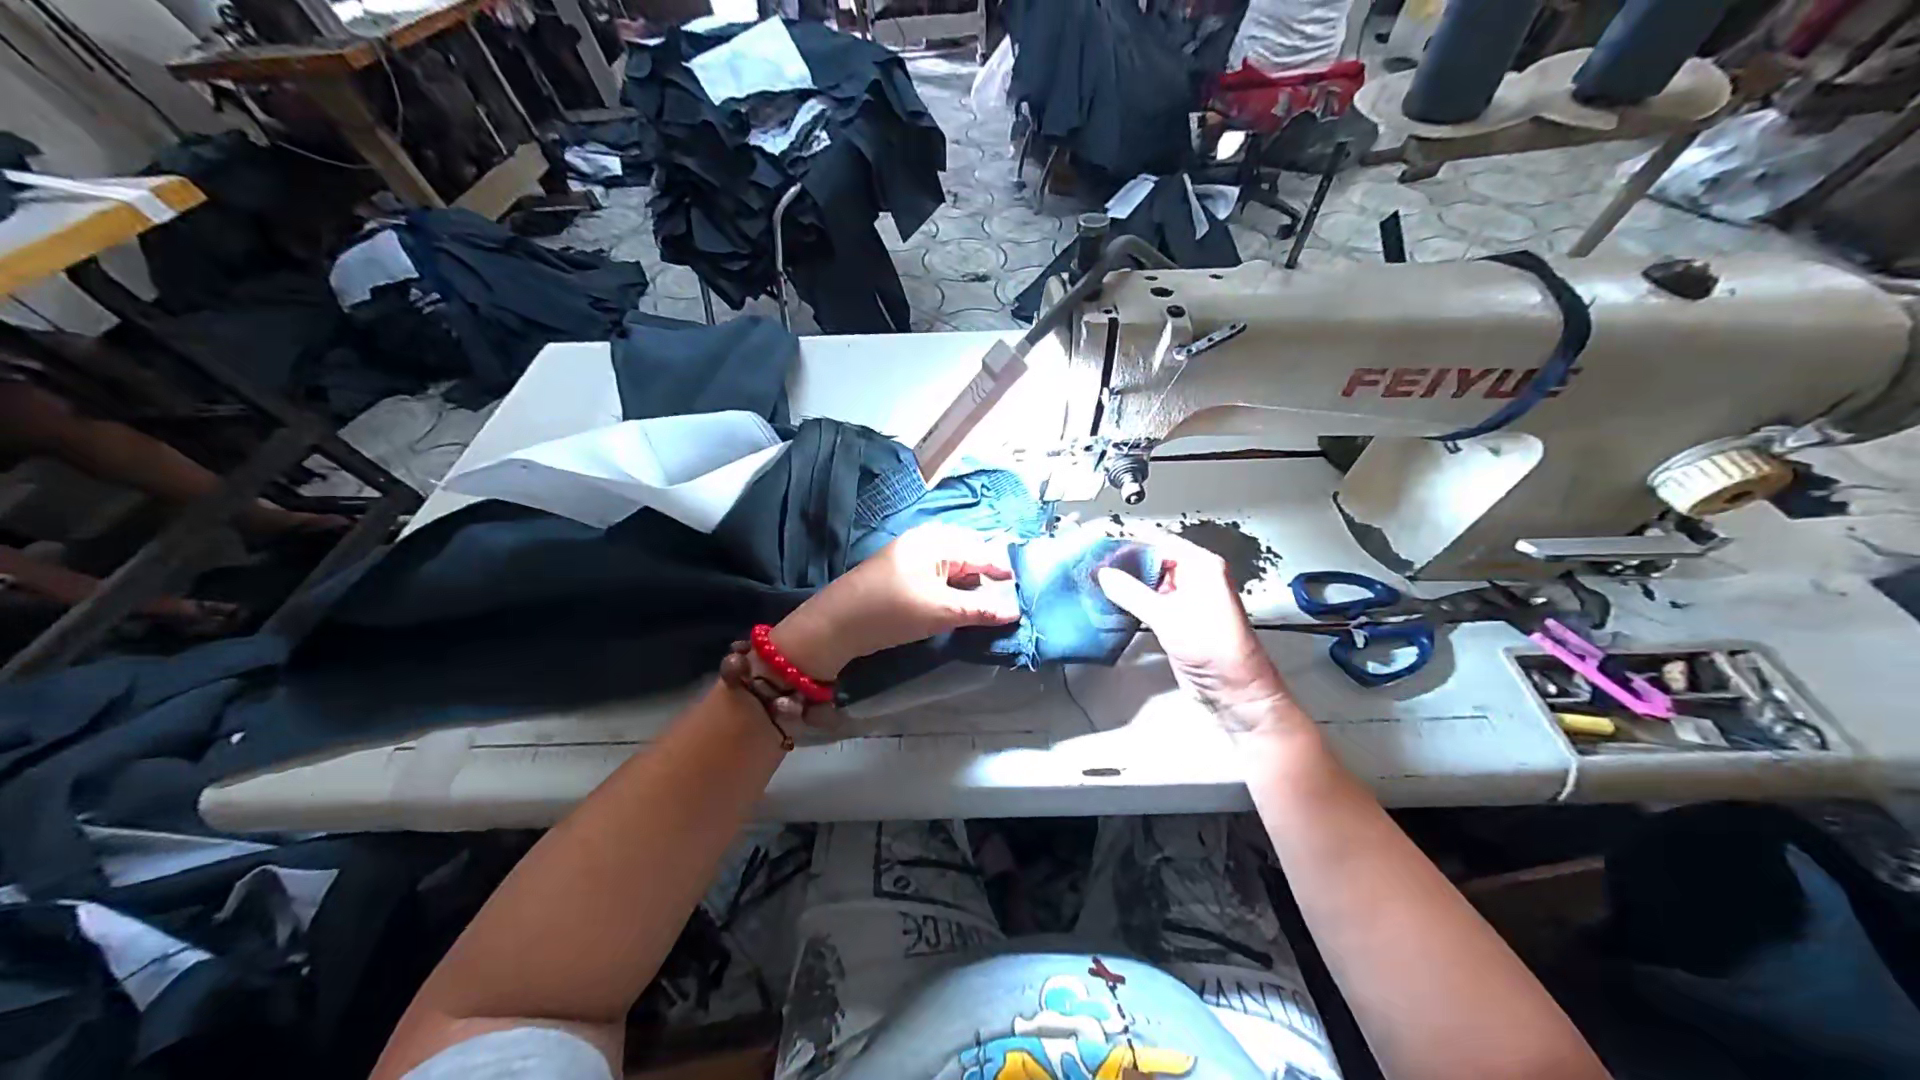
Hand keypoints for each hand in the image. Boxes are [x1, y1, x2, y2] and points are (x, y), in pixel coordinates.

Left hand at [771, 523, 1019, 678]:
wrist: (833, 627)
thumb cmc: (890, 612)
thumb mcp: (940, 612)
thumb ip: (979, 609)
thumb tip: (1014, 610)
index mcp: (935, 540)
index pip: (980, 552)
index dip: (1002, 572)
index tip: (1021, 593)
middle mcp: (923, 541)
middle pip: (966, 556)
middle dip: (985, 578)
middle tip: (1002, 605)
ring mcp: (908, 557)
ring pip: (950, 568)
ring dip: (967, 587)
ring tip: (980, 610)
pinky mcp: (898, 575)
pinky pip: (934, 577)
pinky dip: (949, 591)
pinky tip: (953, 609)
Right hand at [1095, 531, 1294, 732]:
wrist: (1235, 691)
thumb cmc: (1213, 648)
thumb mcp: (1167, 617)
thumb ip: (1132, 592)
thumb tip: (1103, 573)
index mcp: (1202, 565)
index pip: (1159, 542)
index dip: (1129, 543)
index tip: (1098, 546)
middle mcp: (1195, 576)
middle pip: (1153, 559)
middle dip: (1124, 563)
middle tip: (1091, 565)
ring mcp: (1186, 598)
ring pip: (1149, 581)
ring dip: (1126, 583)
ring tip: (1095, 581)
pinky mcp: (1177, 619)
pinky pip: (1150, 602)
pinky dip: (1132, 601)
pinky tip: (1110, 602)